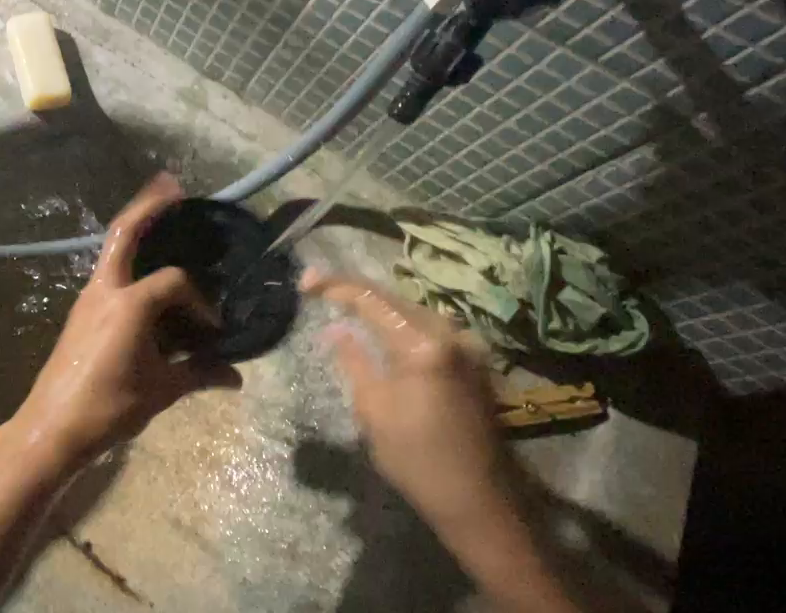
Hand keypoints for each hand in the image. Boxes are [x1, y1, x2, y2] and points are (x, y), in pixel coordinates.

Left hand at [4, 174, 242, 471]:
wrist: (53, 425)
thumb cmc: (109, 407)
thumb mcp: (160, 391)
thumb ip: (198, 375)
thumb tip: (236, 377)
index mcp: (129, 304)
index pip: (174, 282)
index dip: (200, 301)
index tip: (213, 331)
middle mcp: (105, 289)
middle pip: (125, 232)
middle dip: (148, 205)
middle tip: (171, 184)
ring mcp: (88, 296)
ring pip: (112, 248)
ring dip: (135, 227)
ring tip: (158, 210)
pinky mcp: (82, 309)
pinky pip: (108, 270)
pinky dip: (127, 257)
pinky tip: (143, 265)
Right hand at [300, 269, 515, 533]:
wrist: (481, 503)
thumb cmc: (418, 460)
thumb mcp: (373, 409)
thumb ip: (353, 360)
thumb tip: (336, 330)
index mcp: (422, 345)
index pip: (370, 298)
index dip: (334, 285)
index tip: (304, 283)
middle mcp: (450, 335)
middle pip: (393, 298)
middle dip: (354, 290)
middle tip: (317, 287)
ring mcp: (468, 348)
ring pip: (412, 310)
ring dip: (378, 306)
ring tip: (343, 303)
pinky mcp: (474, 363)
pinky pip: (428, 328)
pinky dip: (400, 323)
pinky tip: (379, 328)